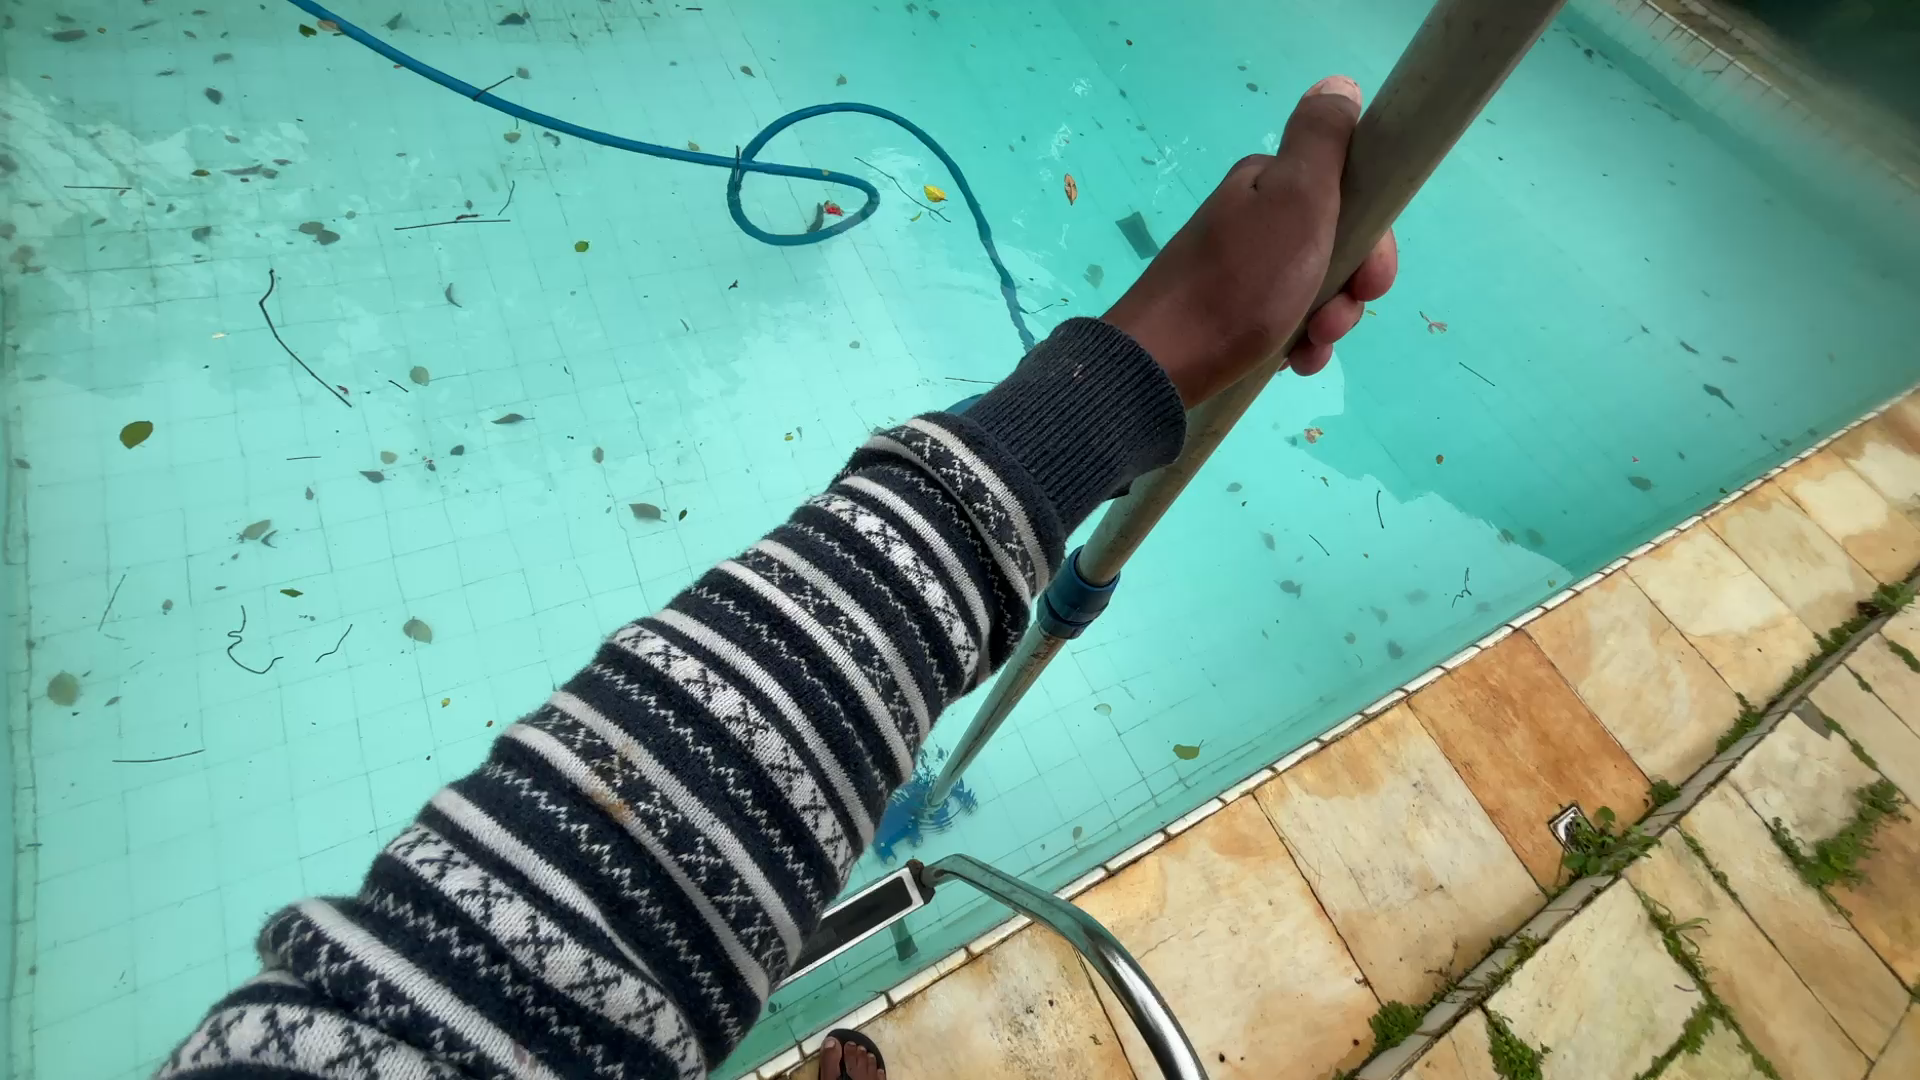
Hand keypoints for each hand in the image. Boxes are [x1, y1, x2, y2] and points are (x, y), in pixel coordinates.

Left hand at [1102, 75, 1397, 406]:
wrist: (1161, 363)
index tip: (1372, 283)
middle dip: (1348, 292)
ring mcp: (1233, 275)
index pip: (1347, 198)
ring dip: (1325, 325)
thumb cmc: (1239, 283)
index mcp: (1264, 186)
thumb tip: (1335, 86)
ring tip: (1308, 353)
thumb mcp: (1294, 196)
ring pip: (1308, 292)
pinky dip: (1294, 345)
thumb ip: (1321, 140)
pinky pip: (1278, 325)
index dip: (1373, 241)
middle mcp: (1246, 224)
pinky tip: (1292, 365)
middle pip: (1331, 249)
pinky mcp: (1221, 319)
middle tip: (1332, 325)